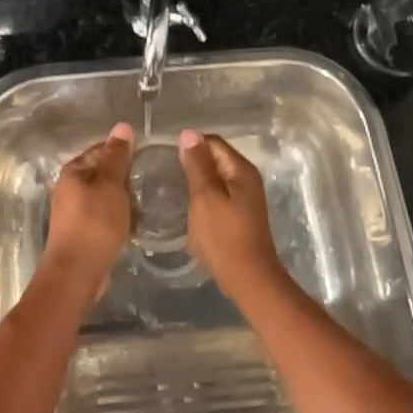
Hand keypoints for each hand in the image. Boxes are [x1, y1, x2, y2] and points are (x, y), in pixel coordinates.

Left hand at [44, 123, 134, 305]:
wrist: (77, 272)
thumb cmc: (95, 223)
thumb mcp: (110, 185)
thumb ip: (117, 157)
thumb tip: (122, 126)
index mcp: (73, 171)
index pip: (101, 149)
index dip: (123, 151)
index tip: (146, 156)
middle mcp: (69, 187)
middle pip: (102, 172)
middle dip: (124, 175)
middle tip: (150, 179)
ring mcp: (73, 211)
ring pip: (103, 195)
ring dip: (122, 197)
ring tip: (145, 198)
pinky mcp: (81, 230)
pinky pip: (102, 214)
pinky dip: (117, 214)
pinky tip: (132, 219)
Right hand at [179, 130, 286, 301]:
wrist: (248, 279)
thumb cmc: (224, 237)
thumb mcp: (205, 197)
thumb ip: (198, 165)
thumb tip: (189, 133)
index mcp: (241, 169)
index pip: (213, 142)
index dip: (190, 144)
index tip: (165, 155)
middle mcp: (247, 178)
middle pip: (216, 158)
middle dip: (193, 162)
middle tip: (164, 171)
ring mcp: (246, 198)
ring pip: (216, 178)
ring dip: (197, 181)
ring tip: (172, 187)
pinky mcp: (240, 215)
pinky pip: (219, 195)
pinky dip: (204, 197)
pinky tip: (189, 206)